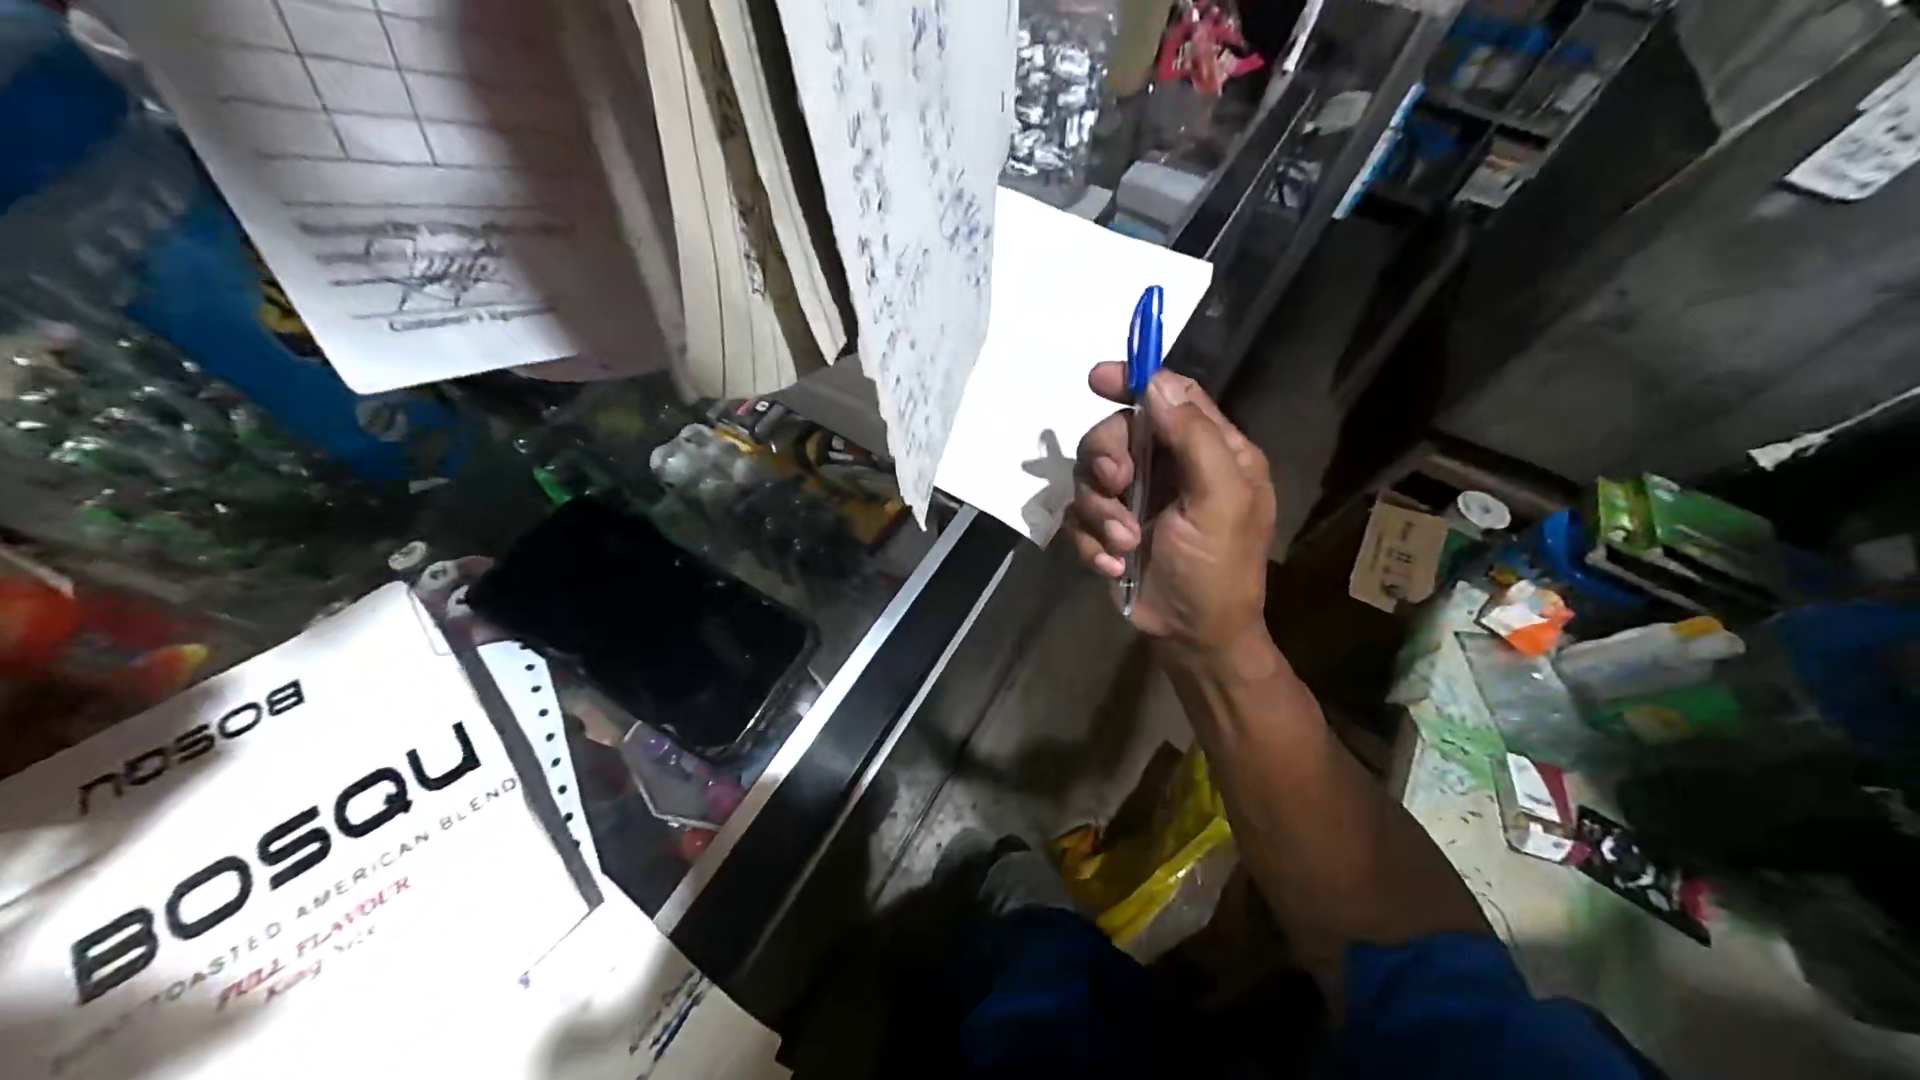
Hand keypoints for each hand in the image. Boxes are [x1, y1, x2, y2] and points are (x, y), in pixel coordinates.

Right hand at [1067, 363, 1274, 655]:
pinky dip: (1090, 541)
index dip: (1133, 380)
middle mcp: (1167, 467)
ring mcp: (1133, 500)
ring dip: (1100, 512)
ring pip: (1088, 476)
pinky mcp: (1107, 530)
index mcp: (1207, 451)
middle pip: (1115, 433)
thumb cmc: (1219, 570)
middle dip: (1106, 458)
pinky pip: (1077, 518)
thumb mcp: (1221, 501)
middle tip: (1117, 485)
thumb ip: (1194, 438)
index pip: (1167, 396)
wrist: (1192, 637)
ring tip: (1124, 545)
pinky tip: (1113, 565)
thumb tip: (1157, 383)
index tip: (1097, 379)